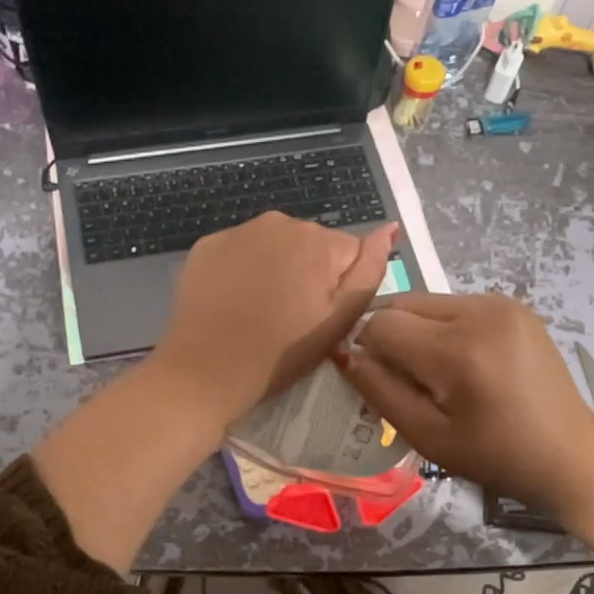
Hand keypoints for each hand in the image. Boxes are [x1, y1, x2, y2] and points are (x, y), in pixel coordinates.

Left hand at [152, 212, 396, 422]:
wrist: (205, 371)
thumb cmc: (281, 355)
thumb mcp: (338, 321)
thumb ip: (369, 271)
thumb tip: (388, 229)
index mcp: (318, 241)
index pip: (350, 253)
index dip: (340, 288)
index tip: (320, 318)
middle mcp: (279, 222)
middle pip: (311, 245)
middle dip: (308, 274)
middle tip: (291, 320)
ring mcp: (238, 231)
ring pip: (275, 246)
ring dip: (276, 270)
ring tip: (262, 312)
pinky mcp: (207, 245)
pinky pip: (240, 251)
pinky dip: (243, 270)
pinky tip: (234, 302)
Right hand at [334, 292, 593, 516]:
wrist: (569, 454)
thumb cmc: (495, 456)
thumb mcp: (428, 437)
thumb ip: (380, 391)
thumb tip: (343, 355)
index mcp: (458, 351)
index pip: (381, 324)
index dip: (366, 350)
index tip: (377, 380)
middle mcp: (479, 312)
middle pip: (402, 303)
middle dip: (388, 335)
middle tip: (400, 376)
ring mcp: (500, 303)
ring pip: (427, 301)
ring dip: (414, 329)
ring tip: (432, 371)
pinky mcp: (514, 305)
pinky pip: (456, 304)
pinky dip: (442, 326)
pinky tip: (458, 361)